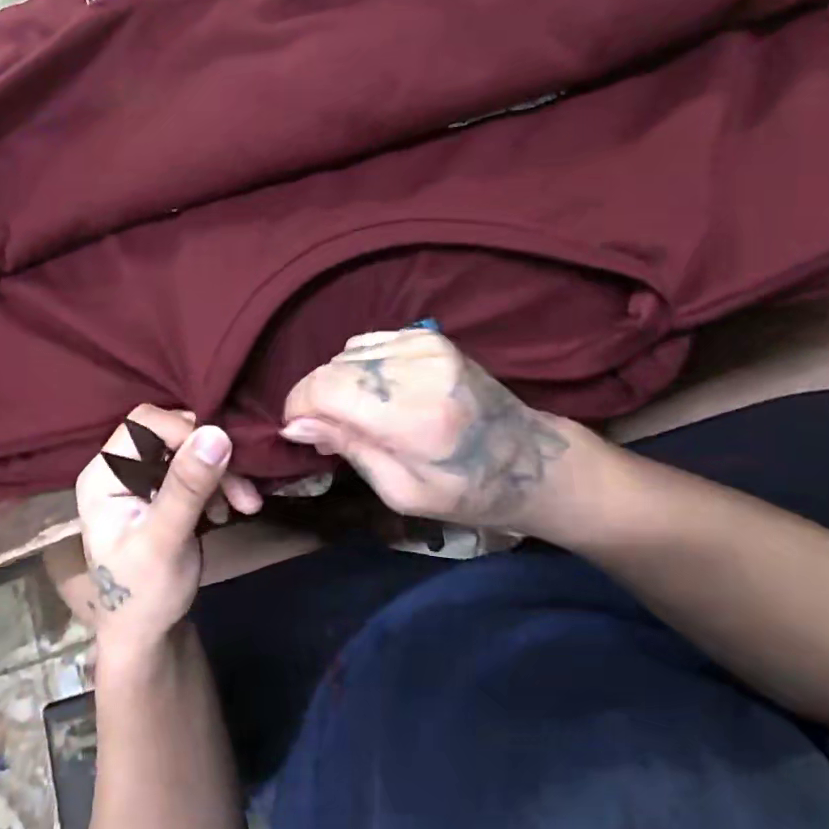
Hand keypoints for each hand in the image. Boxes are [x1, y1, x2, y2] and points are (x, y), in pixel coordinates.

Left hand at [73, 406, 258, 655]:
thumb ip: (187, 486)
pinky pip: (193, 471)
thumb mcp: (166, 540)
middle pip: (169, 435)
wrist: (145, 635)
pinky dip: (217, 484)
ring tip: (246, 504)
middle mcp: (117, 469)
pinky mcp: (160, 493)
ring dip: (220, 472)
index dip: (184, 430)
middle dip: (209, 456)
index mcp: (103, 474)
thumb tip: (215, 432)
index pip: (143, 423)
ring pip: (186, 451)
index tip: (224, 454)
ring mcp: (139, 481)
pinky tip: (229, 510)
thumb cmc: (144, 593)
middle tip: (245, 487)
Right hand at [280, 327, 574, 532]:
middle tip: (328, 431)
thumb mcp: (401, 492)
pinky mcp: (429, 336)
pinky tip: (376, 392)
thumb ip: (348, 448)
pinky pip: (365, 343)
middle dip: (316, 399)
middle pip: (331, 369)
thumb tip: (295, 425)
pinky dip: (358, 368)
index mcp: (416, 417)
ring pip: (344, 354)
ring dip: (337, 384)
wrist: (534, 461)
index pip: (326, 389)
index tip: (298, 429)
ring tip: (357, 414)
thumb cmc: (468, 492)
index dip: (299, 406)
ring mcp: (426, 346)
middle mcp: (420, 370)